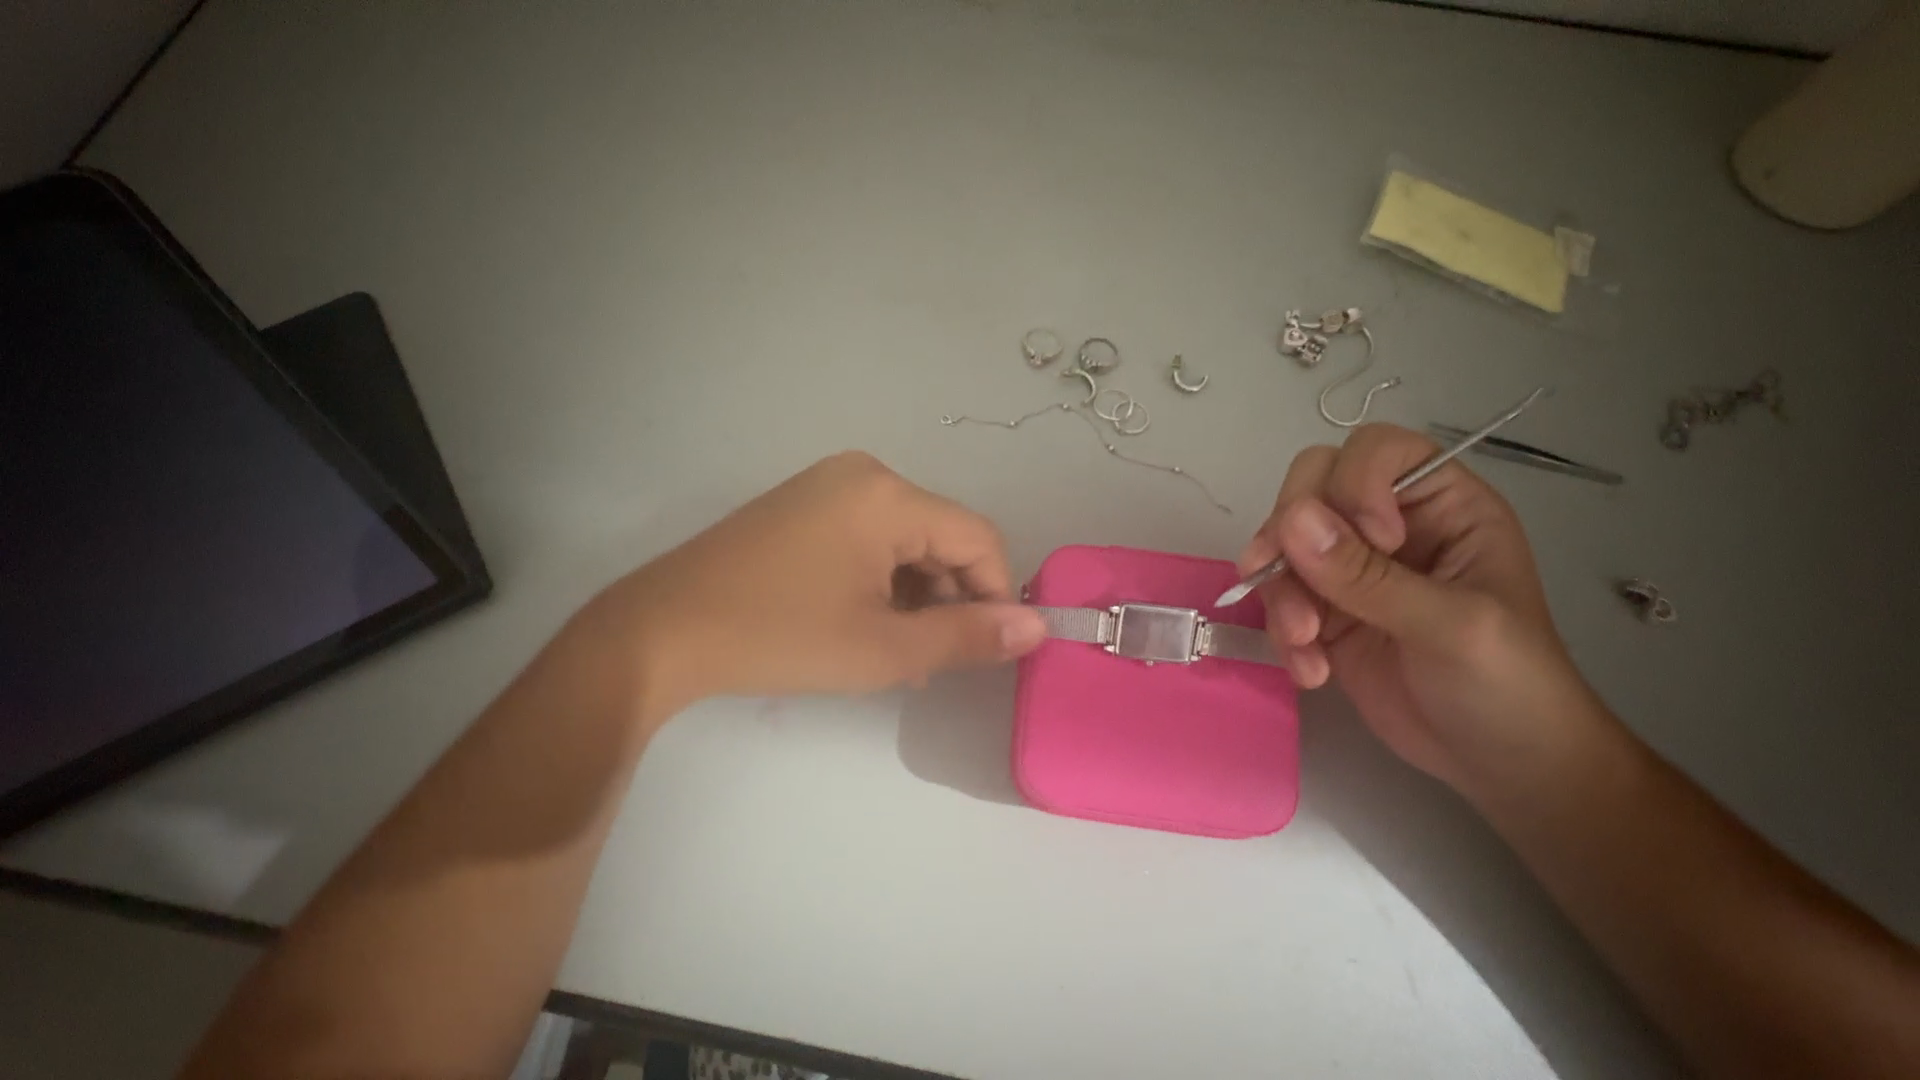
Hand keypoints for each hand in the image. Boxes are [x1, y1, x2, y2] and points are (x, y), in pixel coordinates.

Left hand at [584, 452, 1046, 720]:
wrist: (661, 631)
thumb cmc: (779, 638)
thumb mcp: (882, 649)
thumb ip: (967, 636)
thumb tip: (1038, 628)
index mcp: (887, 496)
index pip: (978, 538)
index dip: (996, 595)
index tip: (987, 650)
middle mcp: (863, 475)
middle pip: (942, 535)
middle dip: (952, 598)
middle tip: (933, 660)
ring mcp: (827, 486)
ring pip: (906, 539)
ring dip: (917, 594)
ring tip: (897, 652)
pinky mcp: (803, 505)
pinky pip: (869, 537)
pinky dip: (883, 580)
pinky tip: (865, 624)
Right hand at [1239, 424, 1610, 795]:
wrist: (1498, 764)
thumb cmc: (1507, 684)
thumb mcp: (1452, 626)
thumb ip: (1369, 575)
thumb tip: (1291, 521)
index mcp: (1443, 505)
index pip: (1376, 451)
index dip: (1357, 482)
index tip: (1377, 540)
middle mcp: (1390, 523)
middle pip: (1311, 487)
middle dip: (1294, 540)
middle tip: (1304, 596)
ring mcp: (1350, 568)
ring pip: (1283, 544)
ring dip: (1281, 594)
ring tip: (1305, 645)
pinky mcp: (1323, 610)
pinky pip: (1277, 596)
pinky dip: (1281, 632)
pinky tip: (1312, 671)